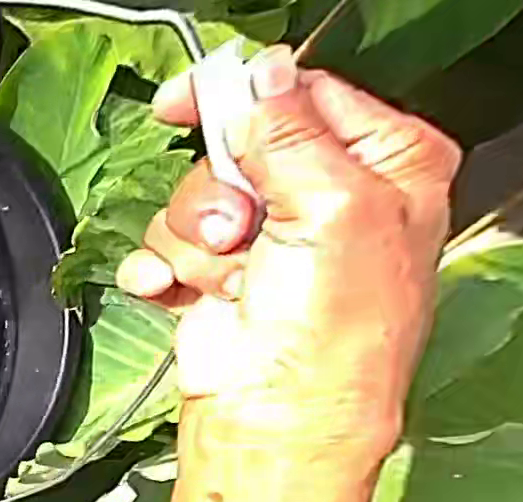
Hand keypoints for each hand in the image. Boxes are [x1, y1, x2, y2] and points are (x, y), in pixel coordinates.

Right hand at [116, 45, 461, 460]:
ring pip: (180, 211)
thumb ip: (292, 138)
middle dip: (214, 201)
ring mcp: (248, 242)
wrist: (272, 401)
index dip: (234, 97)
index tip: (179, 101)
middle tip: (236, 233)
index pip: (295, 100)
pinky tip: (172, 291)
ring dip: (187, 247)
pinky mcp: (197, 278)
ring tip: (221, 277)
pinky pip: (150, 255)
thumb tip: (261, 79)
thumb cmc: (333, 323)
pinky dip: (153, 273)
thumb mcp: (335, 208)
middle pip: (223, 161)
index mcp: (372, 163)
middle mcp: (306, 198)